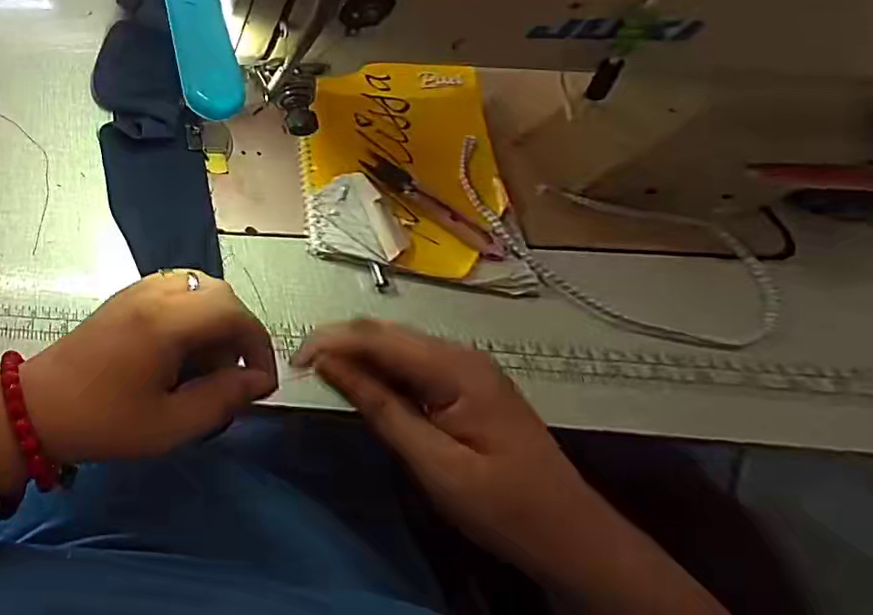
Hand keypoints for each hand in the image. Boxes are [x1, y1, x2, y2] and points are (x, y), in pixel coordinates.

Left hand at [14, 270, 277, 463]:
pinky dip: (190, 314)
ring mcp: (135, 290)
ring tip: (203, 367)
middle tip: (229, 377)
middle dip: (237, 331)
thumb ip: (221, 398)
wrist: (39, 405)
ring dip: (214, 320)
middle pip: (218, 292)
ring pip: (196, 287)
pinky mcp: (124, 297)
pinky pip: (173, 290)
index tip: (260, 383)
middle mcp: (153, 293)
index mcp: (166, 320)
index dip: (258, 343)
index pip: (232, 310)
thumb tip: (258, 381)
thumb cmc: (105, 420)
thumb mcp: (170, 423)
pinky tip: (179, 352)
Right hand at [291, 320, 612, 573]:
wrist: (577, 541)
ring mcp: (465, 366)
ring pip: (395, 343)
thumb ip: (380, 407)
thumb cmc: (505, 507)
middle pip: (384, 332)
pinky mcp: (466, 382)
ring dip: (357, 354)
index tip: (294, 361)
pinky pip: (411, 361)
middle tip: (302, 368)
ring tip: (323, 374)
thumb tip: (328, 364)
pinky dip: (380, 368)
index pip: (376, 336)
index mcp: (455, 368)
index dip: (330, 341)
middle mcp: (459, 354)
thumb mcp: (435, 464)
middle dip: (338, 343)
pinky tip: (364, 385)